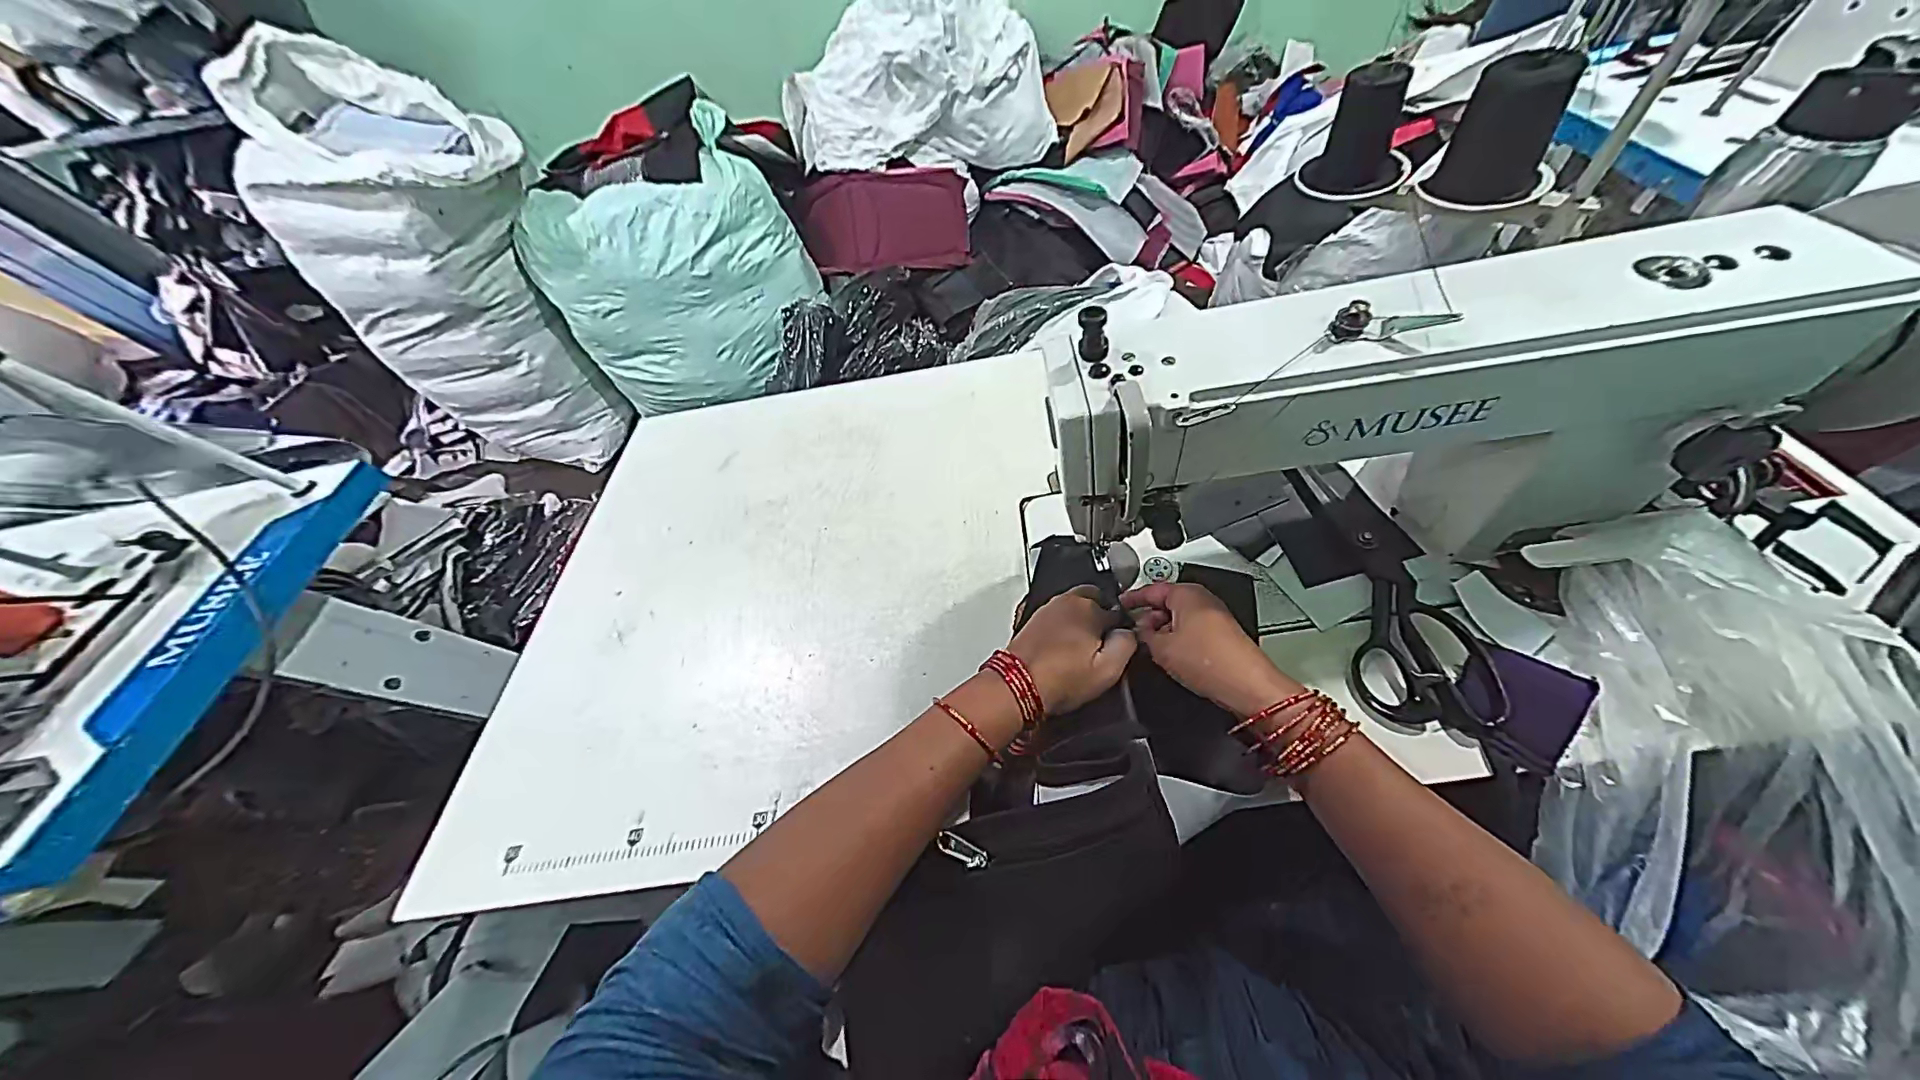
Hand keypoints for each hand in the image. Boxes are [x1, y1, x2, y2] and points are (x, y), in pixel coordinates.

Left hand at [1007, 586, 1136, 714]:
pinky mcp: (1031, 620)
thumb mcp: (1108, 669)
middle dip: (1101, 617)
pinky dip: (1062, 627)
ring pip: (1073, 607)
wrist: (1018, 685)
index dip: (1122, 629)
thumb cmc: (1058, 679)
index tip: (1118, 645)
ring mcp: (1046, 609)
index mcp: (1089, 607)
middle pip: (1094, 601)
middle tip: (1101, 642)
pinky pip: (1055, 618)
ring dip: (1080, 621)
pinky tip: (1062, 648)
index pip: (1118, 611)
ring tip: (1081, 648)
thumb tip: (1129, 634)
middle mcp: (1066, 601)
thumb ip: (1126, 645)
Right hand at [1122, 582, 1302, 717]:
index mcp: (1188, 593)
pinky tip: (1175, 657)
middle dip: (1149, 617)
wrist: (1247, 685)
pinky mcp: (1222, 634)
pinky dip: (1179, 639)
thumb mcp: (1161, 649)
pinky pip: (1192, 630)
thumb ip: (1143, 635)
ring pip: (1179, 618)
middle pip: (1166, 602)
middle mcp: (1204, 600)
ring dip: (1164, 631)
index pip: (1151, 588)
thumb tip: (1139, 631)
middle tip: (1136, 632)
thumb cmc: (1214, 662)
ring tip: (1155, 649)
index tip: (1121, 604)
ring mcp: (1215, 616)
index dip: (1133, 598)